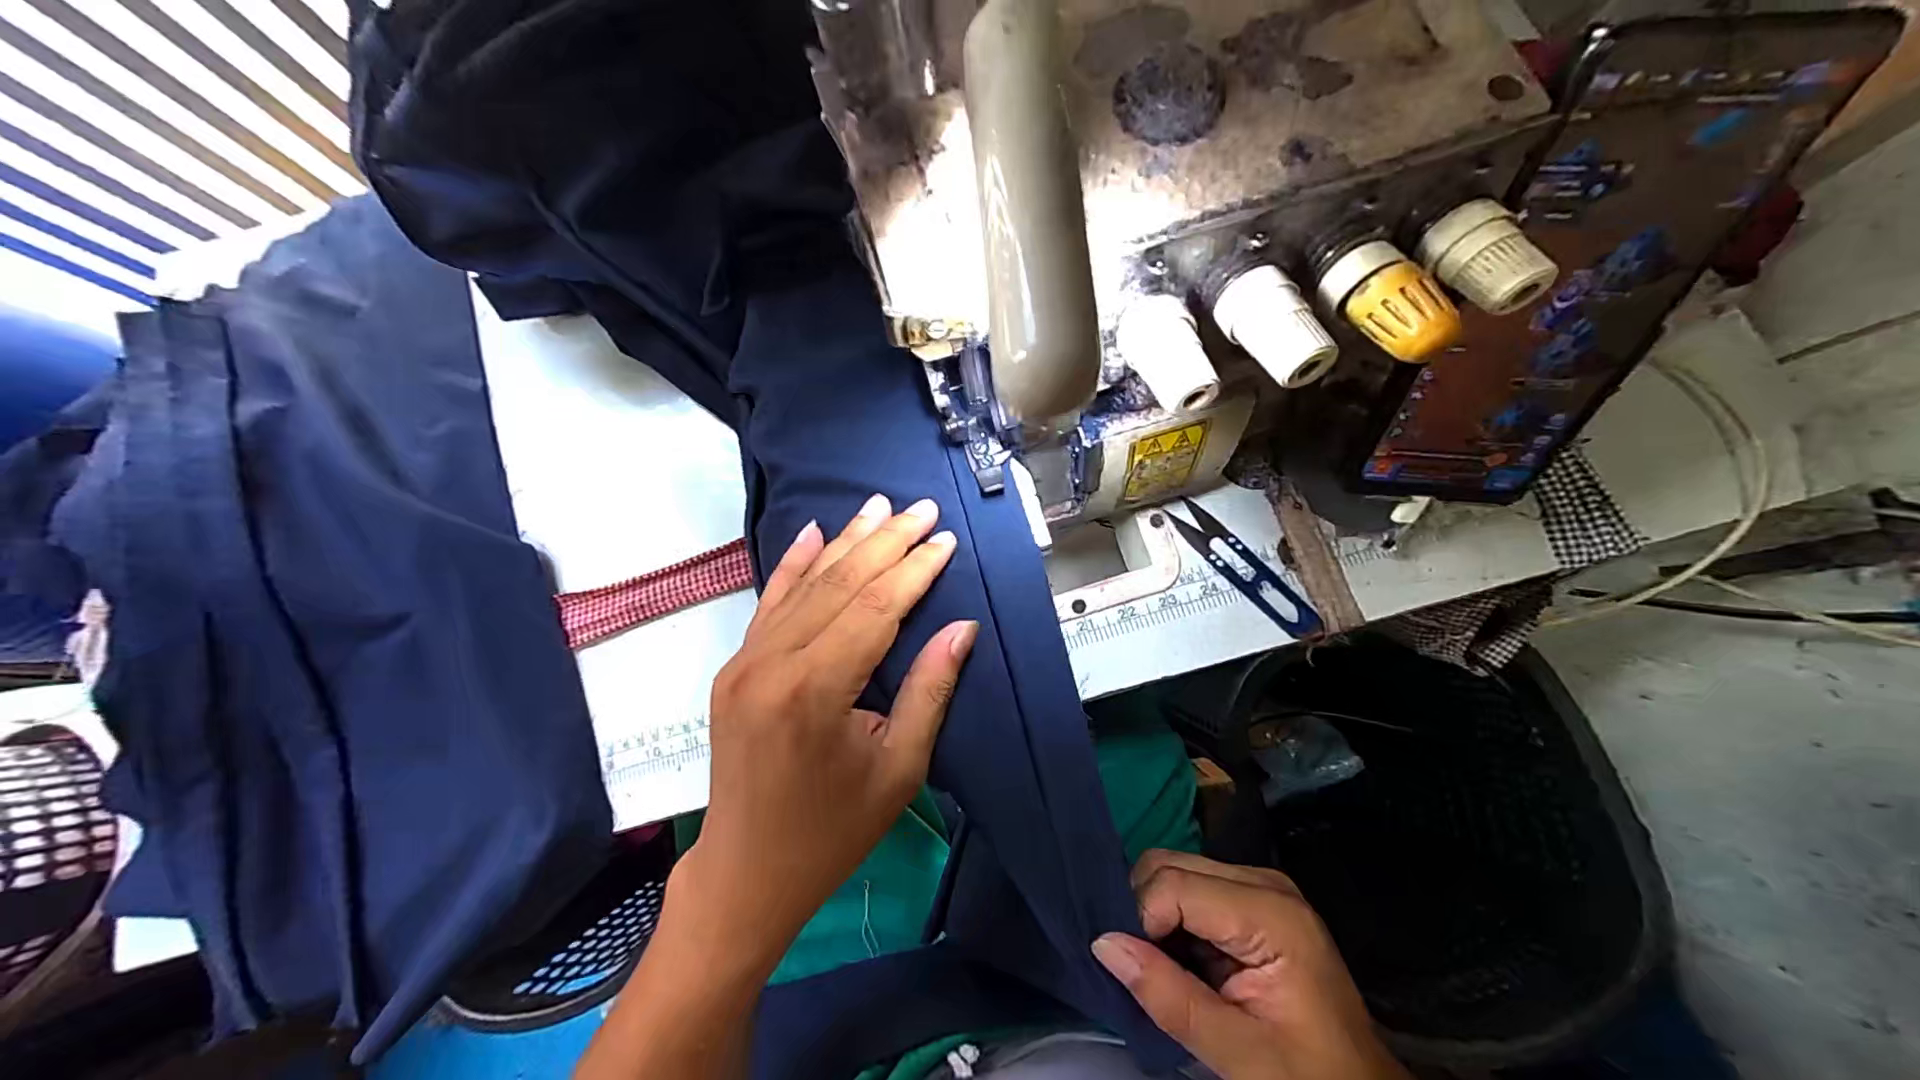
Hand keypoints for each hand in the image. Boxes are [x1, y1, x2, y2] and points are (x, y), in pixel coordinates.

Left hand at [672, 494, 977, 972]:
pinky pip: (769, 604)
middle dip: (886, 542)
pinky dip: (794, 567)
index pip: (875, 609)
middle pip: (841, 585)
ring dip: (846, 543)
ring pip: (805, 586)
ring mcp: (744, 662)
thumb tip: (962, 628)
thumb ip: (930, 691)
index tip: (945, 539)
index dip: (914, 570)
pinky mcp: (734, 669)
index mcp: (814, 691)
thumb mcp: (899, 770)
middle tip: (922, 508)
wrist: (746, 873)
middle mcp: (772, 664)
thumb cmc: (832, 832)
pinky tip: (814, 534)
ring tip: (878, 506)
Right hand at [1092, 850, 1409, 1079]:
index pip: (1172, 885)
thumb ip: (1170, 997)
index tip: (1141, 974)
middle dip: (1141, 911)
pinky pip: (1187, 886)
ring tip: (1163, 968)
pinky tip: (1179, 959)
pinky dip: (1168, 918)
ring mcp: (1257, 885)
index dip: (1141, 923)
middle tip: (1144, 969)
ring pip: (1172, 870)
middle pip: (1168, 865)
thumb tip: (1102, 944)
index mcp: (1271, 913)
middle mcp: (1262, 881)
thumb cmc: (1308, 1076)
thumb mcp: (1239, 1054)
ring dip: (1153, 915)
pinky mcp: (1249, 898)